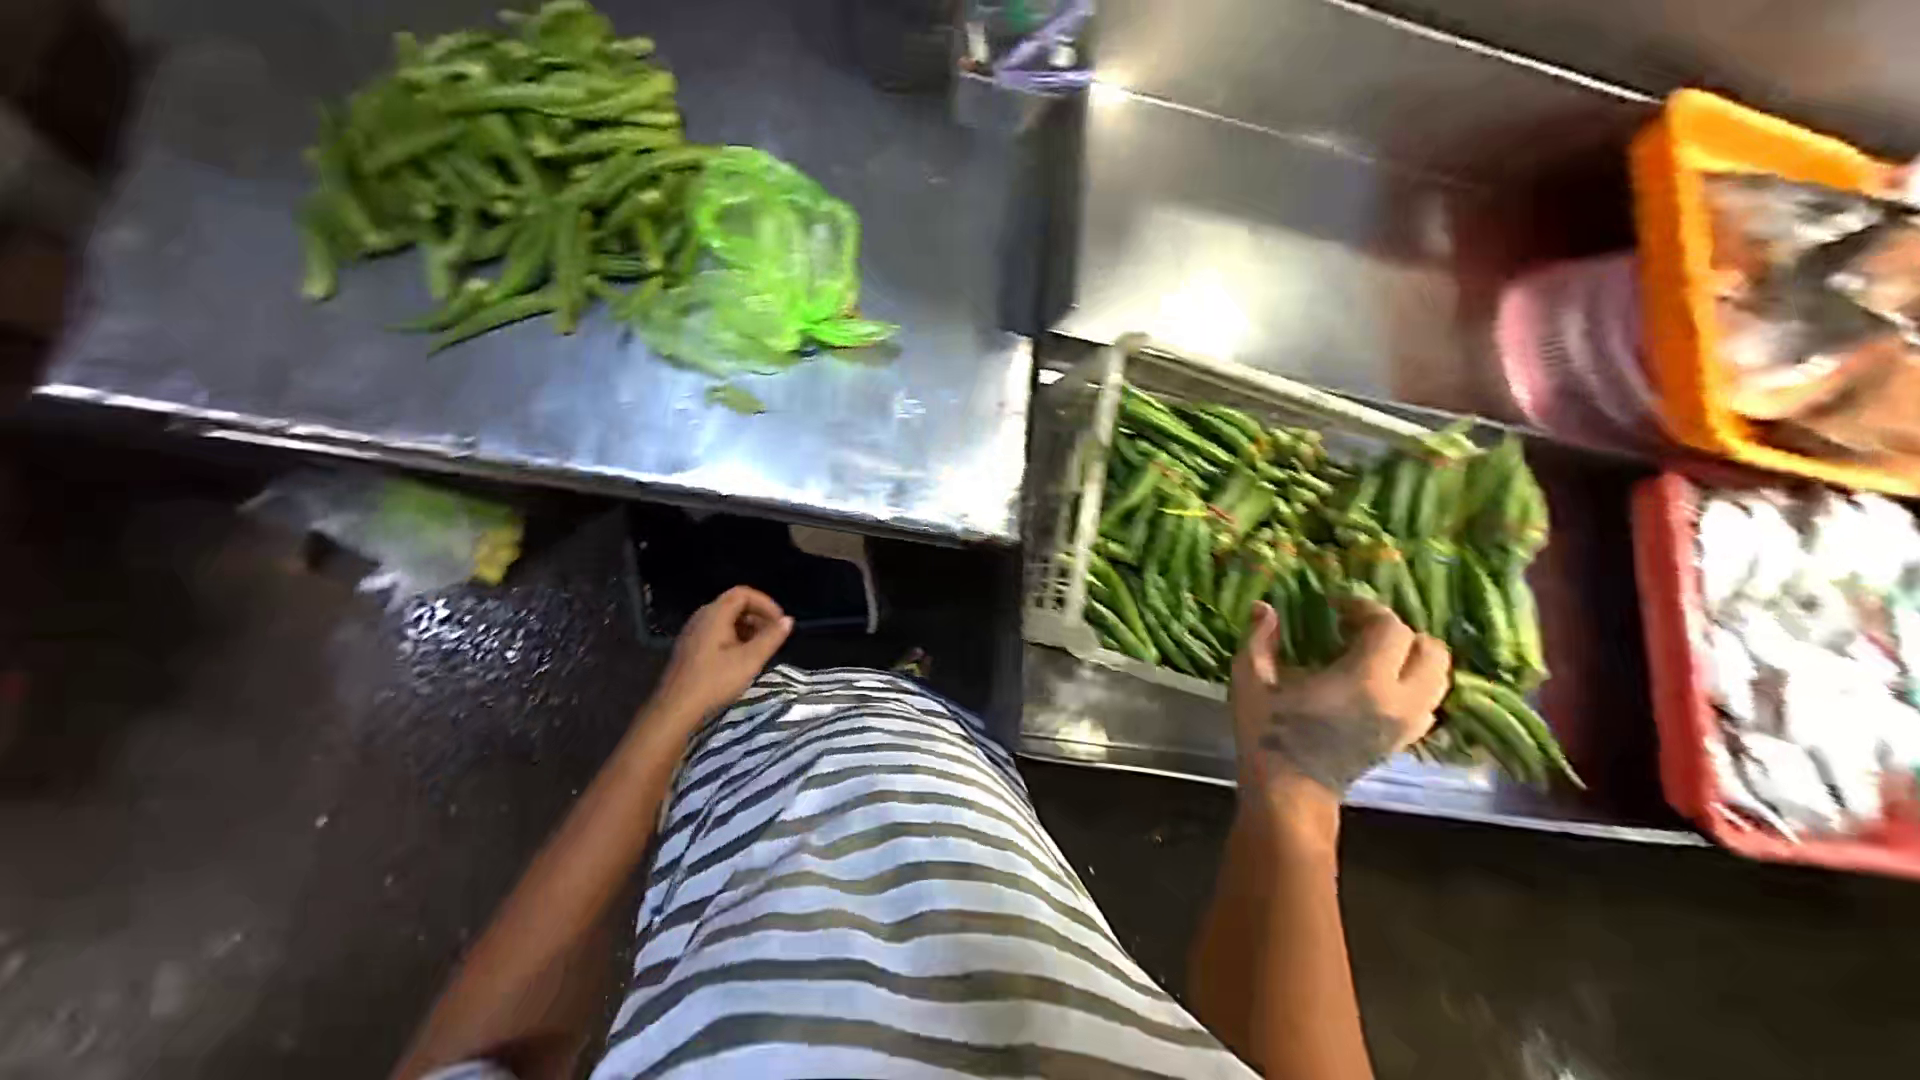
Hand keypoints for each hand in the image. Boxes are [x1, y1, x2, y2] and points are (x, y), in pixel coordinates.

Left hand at [652, 586, 792, 722]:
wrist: (676, 709)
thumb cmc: (715, 681)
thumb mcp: (750, 660)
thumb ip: (771, 637)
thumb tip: (788, 620)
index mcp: (714, 614)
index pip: (743, 593)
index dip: (765, 603)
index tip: (779, 622)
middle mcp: (701, 617)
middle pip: (734, 605)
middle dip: (758, 616)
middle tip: (773, 635)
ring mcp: (693, 632)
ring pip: (726, 620)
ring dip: (748, 628)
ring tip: (761, 648)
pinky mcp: (691, 648)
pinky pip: (717, 632)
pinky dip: (735, 637)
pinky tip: (742, 658)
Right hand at [1230, 598, 1448, 808]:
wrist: (1289, 792)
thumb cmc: (1269, 734)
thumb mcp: (1252, 680)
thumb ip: (1260, 639)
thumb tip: (1263, 607)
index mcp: (1365, 680)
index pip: (1391, 628)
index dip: (1366, 607)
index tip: (1336, 605)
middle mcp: (1400, 700)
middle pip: (1431, 649)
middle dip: (1398, 631)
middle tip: (1359, 629)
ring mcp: (1408, 723)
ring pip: (1438, 677)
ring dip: (1410, 656)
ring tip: (1370, 653)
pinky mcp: (1405, 740)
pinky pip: (1428, 701)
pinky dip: (1412, 683)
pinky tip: (1375, 683)